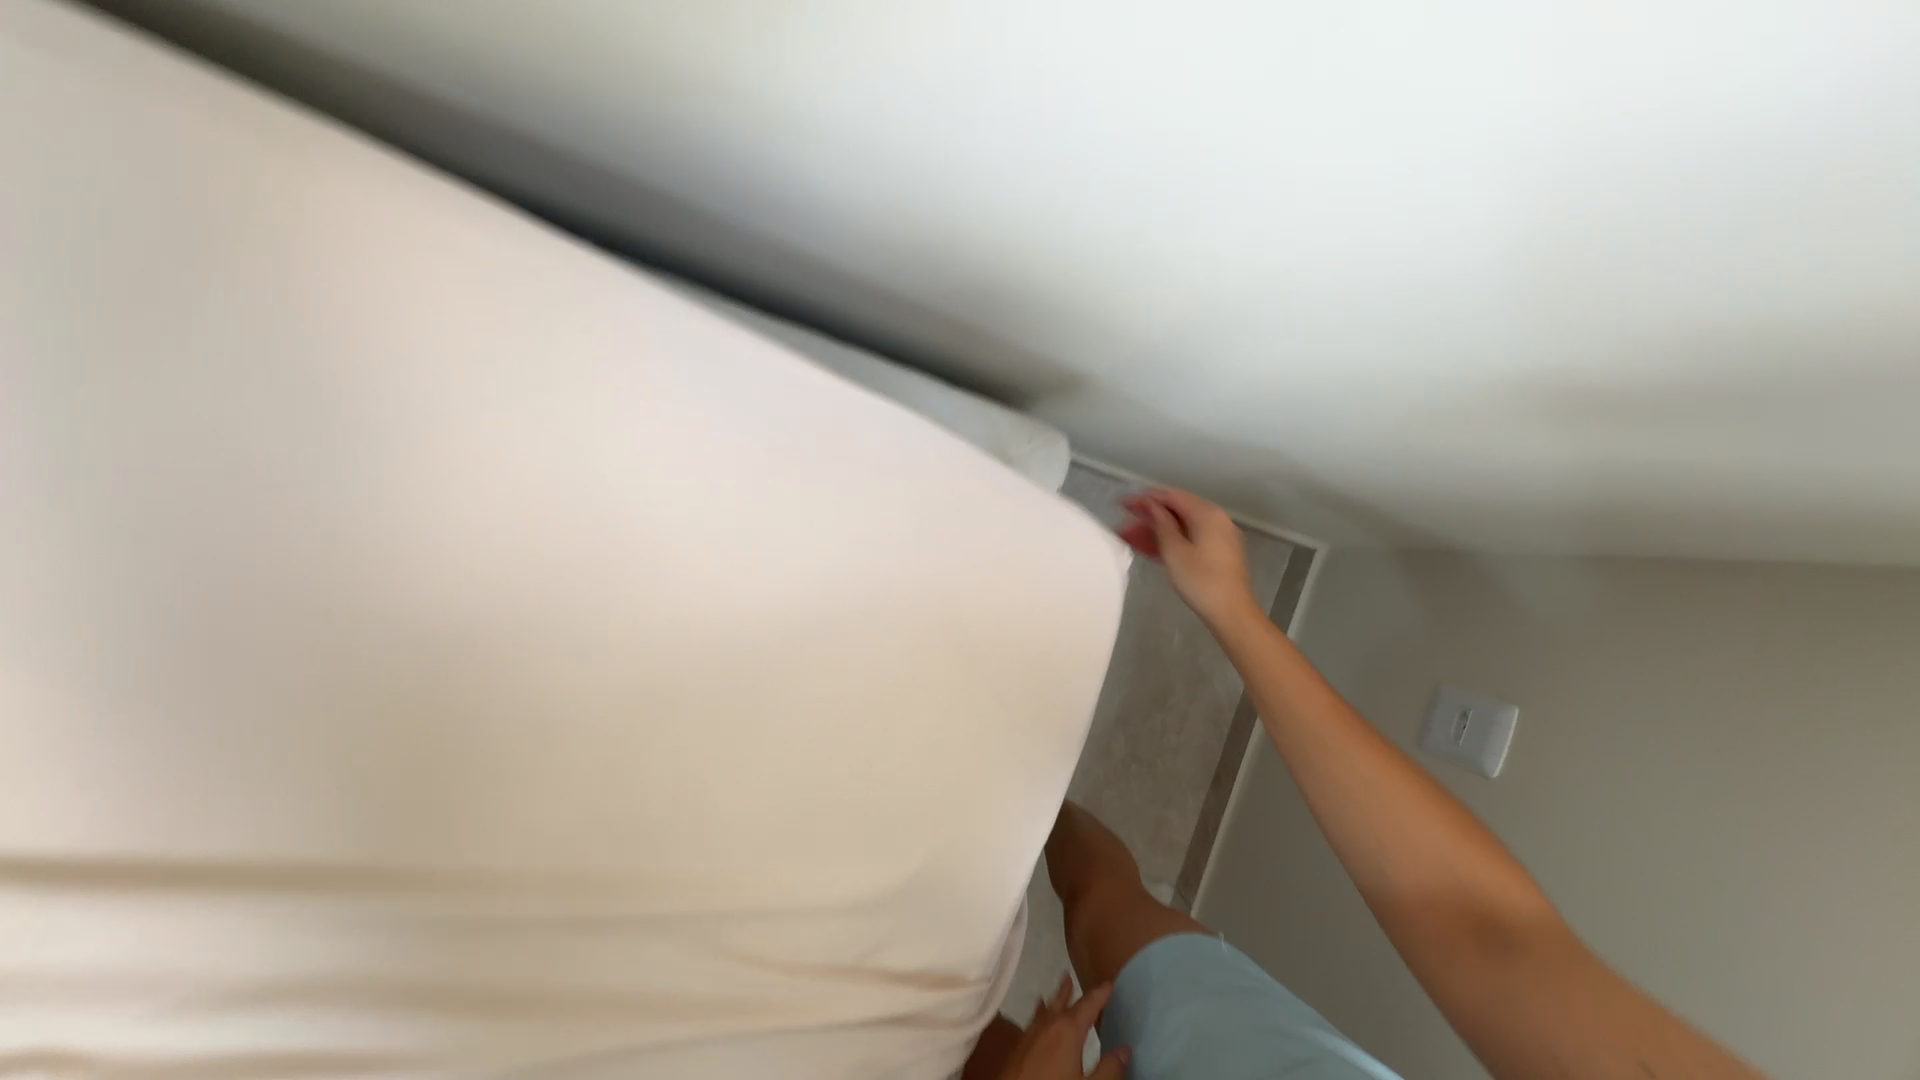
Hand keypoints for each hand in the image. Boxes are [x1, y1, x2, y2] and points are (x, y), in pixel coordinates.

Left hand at [998, 976, 1128, 1079]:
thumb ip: (1108, 1068)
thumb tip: (1125, 1049)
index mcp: (1068, 1030)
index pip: (1087, 1006)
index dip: (1099, 995)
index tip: (1108, 983)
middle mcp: (1048, 1025)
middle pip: (1061, 1002)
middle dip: (1069, 990)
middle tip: (1071, 975)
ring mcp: (1030, 1035)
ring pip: (1045, 1009)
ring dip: (1054, 999)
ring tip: (1057, 988)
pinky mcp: (1018, 1047)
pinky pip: (1033, 1021)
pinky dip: (1039, 1012)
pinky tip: (1037, 1017)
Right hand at [1118, 488, 1256, 627]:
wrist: (1230, 612)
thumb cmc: (1200, 580)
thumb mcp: (1174, 551)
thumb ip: (1161, 523)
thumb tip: (1151, 505)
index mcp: (1206, 514)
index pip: (1171, 497)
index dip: (1146, 499)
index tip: (1123, 504)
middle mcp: (1215, 519)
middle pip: (1176, 512)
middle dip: (1147, 518)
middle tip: (1122, 525)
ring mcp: (1217, 537)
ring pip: (1180, 527)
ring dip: (1154, 532)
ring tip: (1127, 538)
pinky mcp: (1216, 553)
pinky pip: (1188, 539)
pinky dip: (1169, 542)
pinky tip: (1147, 548)